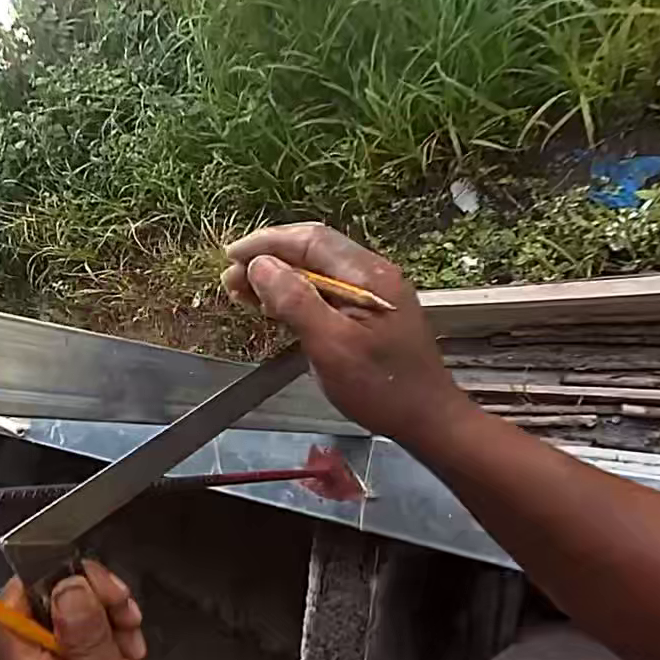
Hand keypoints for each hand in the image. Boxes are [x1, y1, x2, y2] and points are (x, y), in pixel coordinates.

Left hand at [0, 560, 167, 659]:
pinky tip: (133, 645)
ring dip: (108, 609)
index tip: (82, 575)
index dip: (38, 582)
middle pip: (46, 603)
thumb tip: (68, 585)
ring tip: (134, 630)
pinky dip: (115, 625)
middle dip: (88, 593)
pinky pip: (91, 627)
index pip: (9, 612)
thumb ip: (88, 639)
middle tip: (123, 603)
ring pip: (73, 610)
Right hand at [222, 222, 473, 441]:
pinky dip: (297, 295)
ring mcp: (374, 294)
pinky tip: (276, 307)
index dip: (266, 243)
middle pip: (313, 250)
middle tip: (232, 279)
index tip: (231, 257)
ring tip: (244, 292)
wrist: (427, 418)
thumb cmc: (381, 388)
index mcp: (367, 275)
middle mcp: (372, 275)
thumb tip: (261, 265)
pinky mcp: (371, 314)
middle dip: (269, 259)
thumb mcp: (332, 347)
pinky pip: (328, 292)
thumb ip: (296, 302)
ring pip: (318, 272)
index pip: (310, 240)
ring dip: (280, 277)